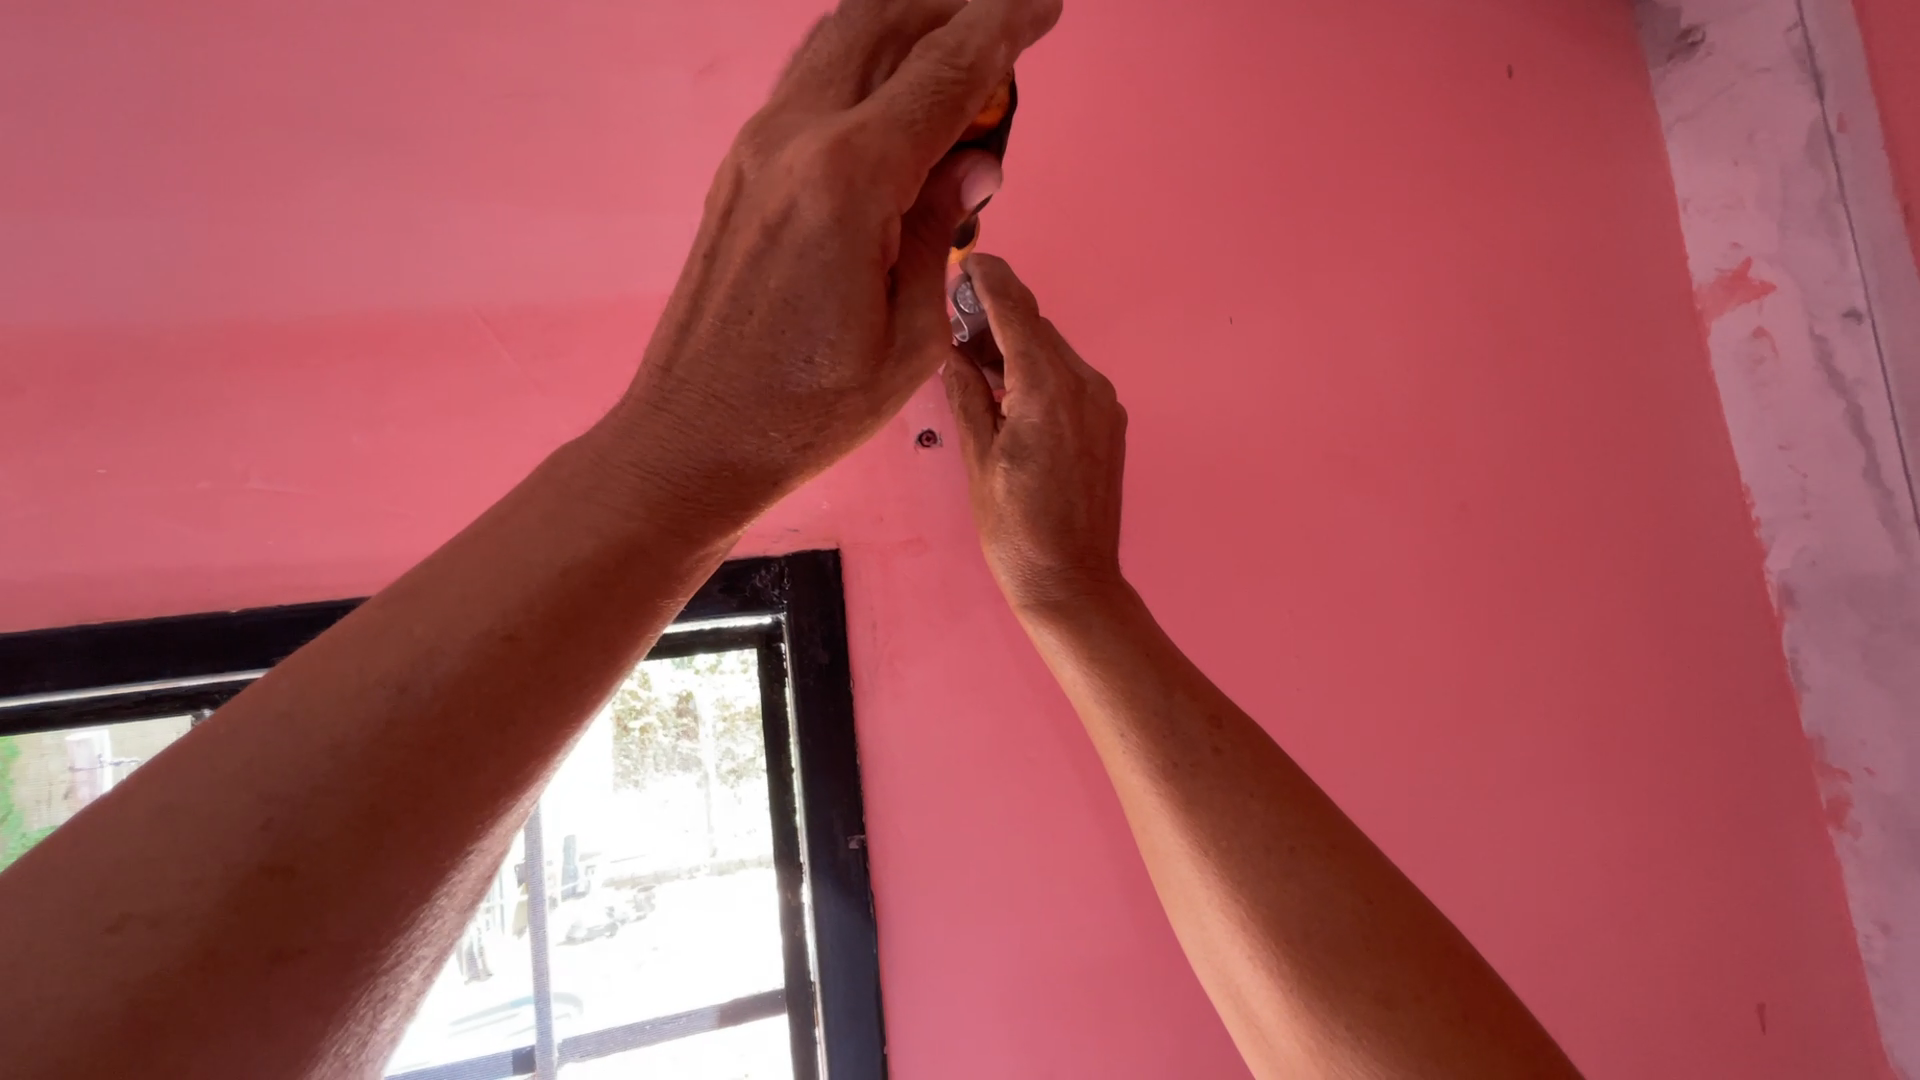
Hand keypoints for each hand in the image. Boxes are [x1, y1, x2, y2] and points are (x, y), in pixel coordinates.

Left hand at [601, 0, 1060, 534]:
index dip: (1004, 30)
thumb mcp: (908, 340)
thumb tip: (973, 162)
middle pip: (881, 24)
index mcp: (848, 181)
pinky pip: (807, 85)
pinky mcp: (739, 174)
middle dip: (952, 7)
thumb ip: (939, 233)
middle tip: (1005, 21)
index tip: (1045, 7)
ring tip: (953, 47)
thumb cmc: (808, 410)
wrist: (697, 435)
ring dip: (901, 27)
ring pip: (835, 43)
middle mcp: (794, 141)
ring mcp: (755, 151)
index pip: (944, 73)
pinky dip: (859, 68)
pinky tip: (889, 99)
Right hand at [943, 254, 1128, 614]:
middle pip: (1038, 330)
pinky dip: (1040, 375)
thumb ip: (967, 395)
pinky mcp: (1110, 424)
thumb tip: (953, 352)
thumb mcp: (979, 461)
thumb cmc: (1015, 530)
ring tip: (979, 366)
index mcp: (1048, 389)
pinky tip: (1012, 397)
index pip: (1018, 313)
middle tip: (957, 326)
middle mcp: (1086, 385)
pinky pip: (1070, 381)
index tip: (968, 262)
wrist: (1072, 582)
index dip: (991, 281)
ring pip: (1055, 355)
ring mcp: (1105, 405)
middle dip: (999, 318)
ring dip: (1019, 349)